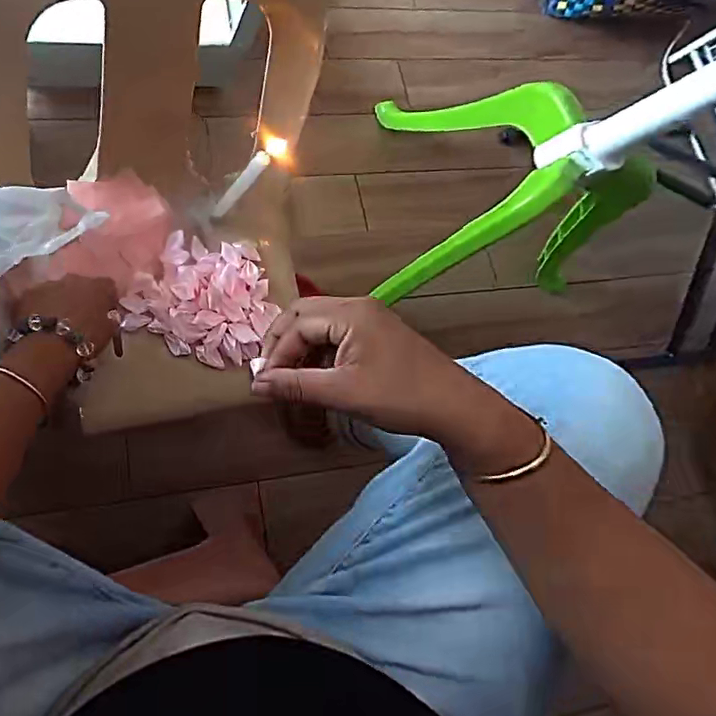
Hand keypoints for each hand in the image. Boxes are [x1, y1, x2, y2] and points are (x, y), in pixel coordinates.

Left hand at [10, 275, 119, 354]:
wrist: (49, 346)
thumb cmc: (85, 339)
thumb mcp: (108, 332)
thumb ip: (111, 318)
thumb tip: (110, 315)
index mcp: (97, 286)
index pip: (108, 286)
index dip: (107, 298)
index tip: (105, 311)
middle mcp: (74, 278)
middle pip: (80, 284)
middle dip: (80, 297)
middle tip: (79, 316)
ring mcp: (49, 283)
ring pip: (57, 289)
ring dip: (59, 300)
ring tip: (57, 320)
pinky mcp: (29, 293)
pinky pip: (38, 297)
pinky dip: (40, 306)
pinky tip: (39, 320)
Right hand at [253, 296, 500, 439]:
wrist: (458, 409)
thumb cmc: (401, 398)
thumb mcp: (343, 393)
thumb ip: (296, 386)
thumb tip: (257, 385)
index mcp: (350, 313)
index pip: (297, 324)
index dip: (276, 353)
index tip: (264, 382)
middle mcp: (357, 306)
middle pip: (303, 313)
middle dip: (282, 341)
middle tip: (269, 371)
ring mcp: (369, 317)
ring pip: (318, 322)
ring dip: (298, 345)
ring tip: (287, 374)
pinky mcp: (377, 332)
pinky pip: (334, 331)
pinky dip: (317, 349)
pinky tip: (314, 372)